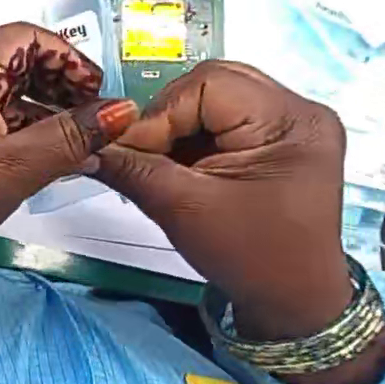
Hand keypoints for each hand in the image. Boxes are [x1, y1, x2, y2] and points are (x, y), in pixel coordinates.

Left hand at [0, 22, 136, 285]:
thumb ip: (70, 137)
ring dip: (50, 116)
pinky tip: (58, 161)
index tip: (96, 90)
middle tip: (95, 118)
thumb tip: (122, 111)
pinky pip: (0, 127)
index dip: (66, 56)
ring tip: (86, 145)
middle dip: (62, 87)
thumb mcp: (13, 168)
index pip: (22, 38)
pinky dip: (30, 138)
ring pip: (12, 99)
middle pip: (18, 66)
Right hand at [91, 60, 353, 341]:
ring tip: (158, 163)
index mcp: (290, 122)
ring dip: (175, 128)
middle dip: (165, 118)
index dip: (159, 115)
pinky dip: (189, 138)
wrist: (291, 300)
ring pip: (212, 99)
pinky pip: (221, 120)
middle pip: (212, 83)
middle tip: (142, 154)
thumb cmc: (247, 256)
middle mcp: (299, 110)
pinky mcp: (276, 140)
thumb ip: (131, 170)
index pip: (208, 84)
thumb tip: (84, 147)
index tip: (128, 153)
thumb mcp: (182, 210)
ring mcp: (290, 124)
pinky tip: (177, 166)